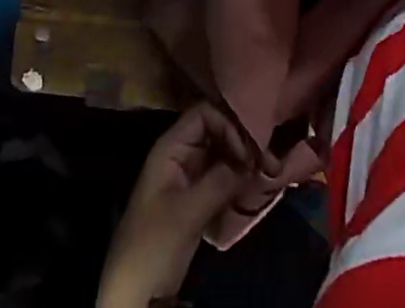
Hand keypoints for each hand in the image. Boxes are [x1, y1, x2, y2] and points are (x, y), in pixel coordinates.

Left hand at [97, 104, 273, 307]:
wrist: (133, 298)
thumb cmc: (152, 248)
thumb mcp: (187, 212)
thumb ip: (222, 179)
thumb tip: (257, 156)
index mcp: (170, 148)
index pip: (205, 114)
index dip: (229, 124)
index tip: (250, 151)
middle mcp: (182, 155)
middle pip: (218, 131)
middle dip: (244, 142)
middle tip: (271, 161)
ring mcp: (191, 177)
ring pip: (225, 154)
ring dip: (247, 161)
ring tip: (270, 172)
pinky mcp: (199, 198)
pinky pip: (225, 176)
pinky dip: (242, 178)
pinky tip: (259, 184)